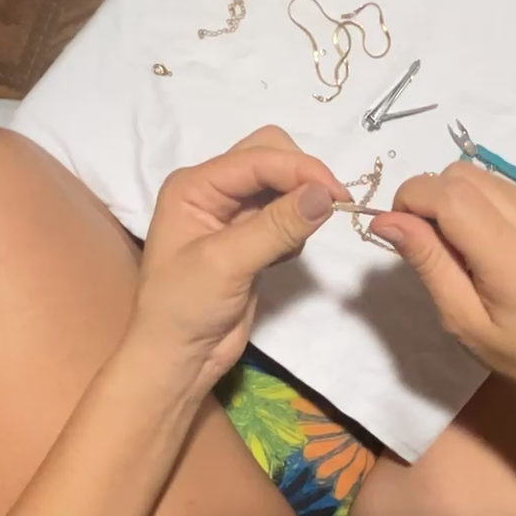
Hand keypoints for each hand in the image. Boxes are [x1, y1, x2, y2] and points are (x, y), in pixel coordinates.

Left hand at [130, 127, 348, 388]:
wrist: (178, 359)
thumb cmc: (185, 308)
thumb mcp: (228, 263)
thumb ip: (277, 226)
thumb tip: (326, 194)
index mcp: (194, 186)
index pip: (256, 157)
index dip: (299, 169)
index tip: (337, 194)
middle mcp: (212, 191)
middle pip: (269, 156)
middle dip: (301, 177)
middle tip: (330, 207)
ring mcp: (231, 215)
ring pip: (281, 185)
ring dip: (300, 204)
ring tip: (292, 244)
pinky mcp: (250, 239)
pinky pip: (285, 215)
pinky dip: (296, 228)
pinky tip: (283, 257)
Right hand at [369, 162, 515, 401]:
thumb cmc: (512, 350)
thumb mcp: (460, 318)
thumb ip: (427, 262)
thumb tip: (384, 220)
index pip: (452, 198)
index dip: (413, 199)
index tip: (397, 226)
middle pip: (462, 177)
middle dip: (427, 197)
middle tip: (424, 239)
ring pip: (477, 175)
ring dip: (451, 198)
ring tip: (456, 243)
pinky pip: (497, 184)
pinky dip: (475, 202)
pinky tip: (481, 237)